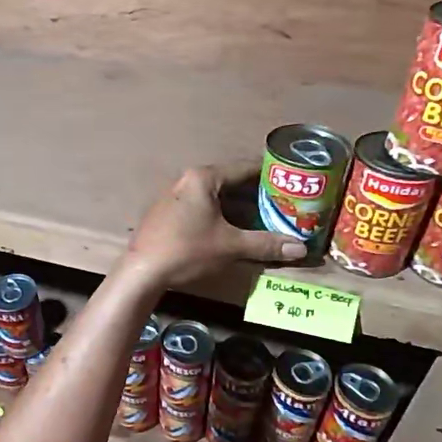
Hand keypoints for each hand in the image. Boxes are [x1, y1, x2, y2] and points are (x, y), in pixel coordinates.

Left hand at [123, 162, 304, 285]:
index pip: (245, 168)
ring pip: (215, 198)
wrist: (142, 272)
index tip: (293, 183)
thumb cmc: (187, 250)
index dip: (272, 175)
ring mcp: (173, 198)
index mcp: (202, 178)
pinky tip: (234, 231)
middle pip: (230, 183)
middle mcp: (186, 181)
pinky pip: (201, 209)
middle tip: (284, 206)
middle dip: (257, 196)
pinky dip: (220, 216)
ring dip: (239, 209)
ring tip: (265, 220)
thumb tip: (300, 248)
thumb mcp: (230, 246)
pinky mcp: (166, 215)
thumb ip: (266, 244)